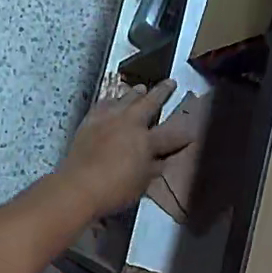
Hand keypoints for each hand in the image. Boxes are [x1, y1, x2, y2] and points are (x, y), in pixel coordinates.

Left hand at [55, 79, 195, 217]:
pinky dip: (110, 100)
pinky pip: (102, 105)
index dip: (184, 134)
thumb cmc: (115, 190)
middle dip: (162, 92)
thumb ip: (154, 168)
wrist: (79, 186)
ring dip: (135, 93)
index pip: (172, 136)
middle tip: (171, 82)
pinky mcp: (90, 121)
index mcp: (147, 141)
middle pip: (150, 103)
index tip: (192, 130)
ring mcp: (108, 119)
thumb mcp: (142, 183)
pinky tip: (111, 99)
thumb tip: (162, 160)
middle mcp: (130, 124)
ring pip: (125, 99)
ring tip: (141, 87)